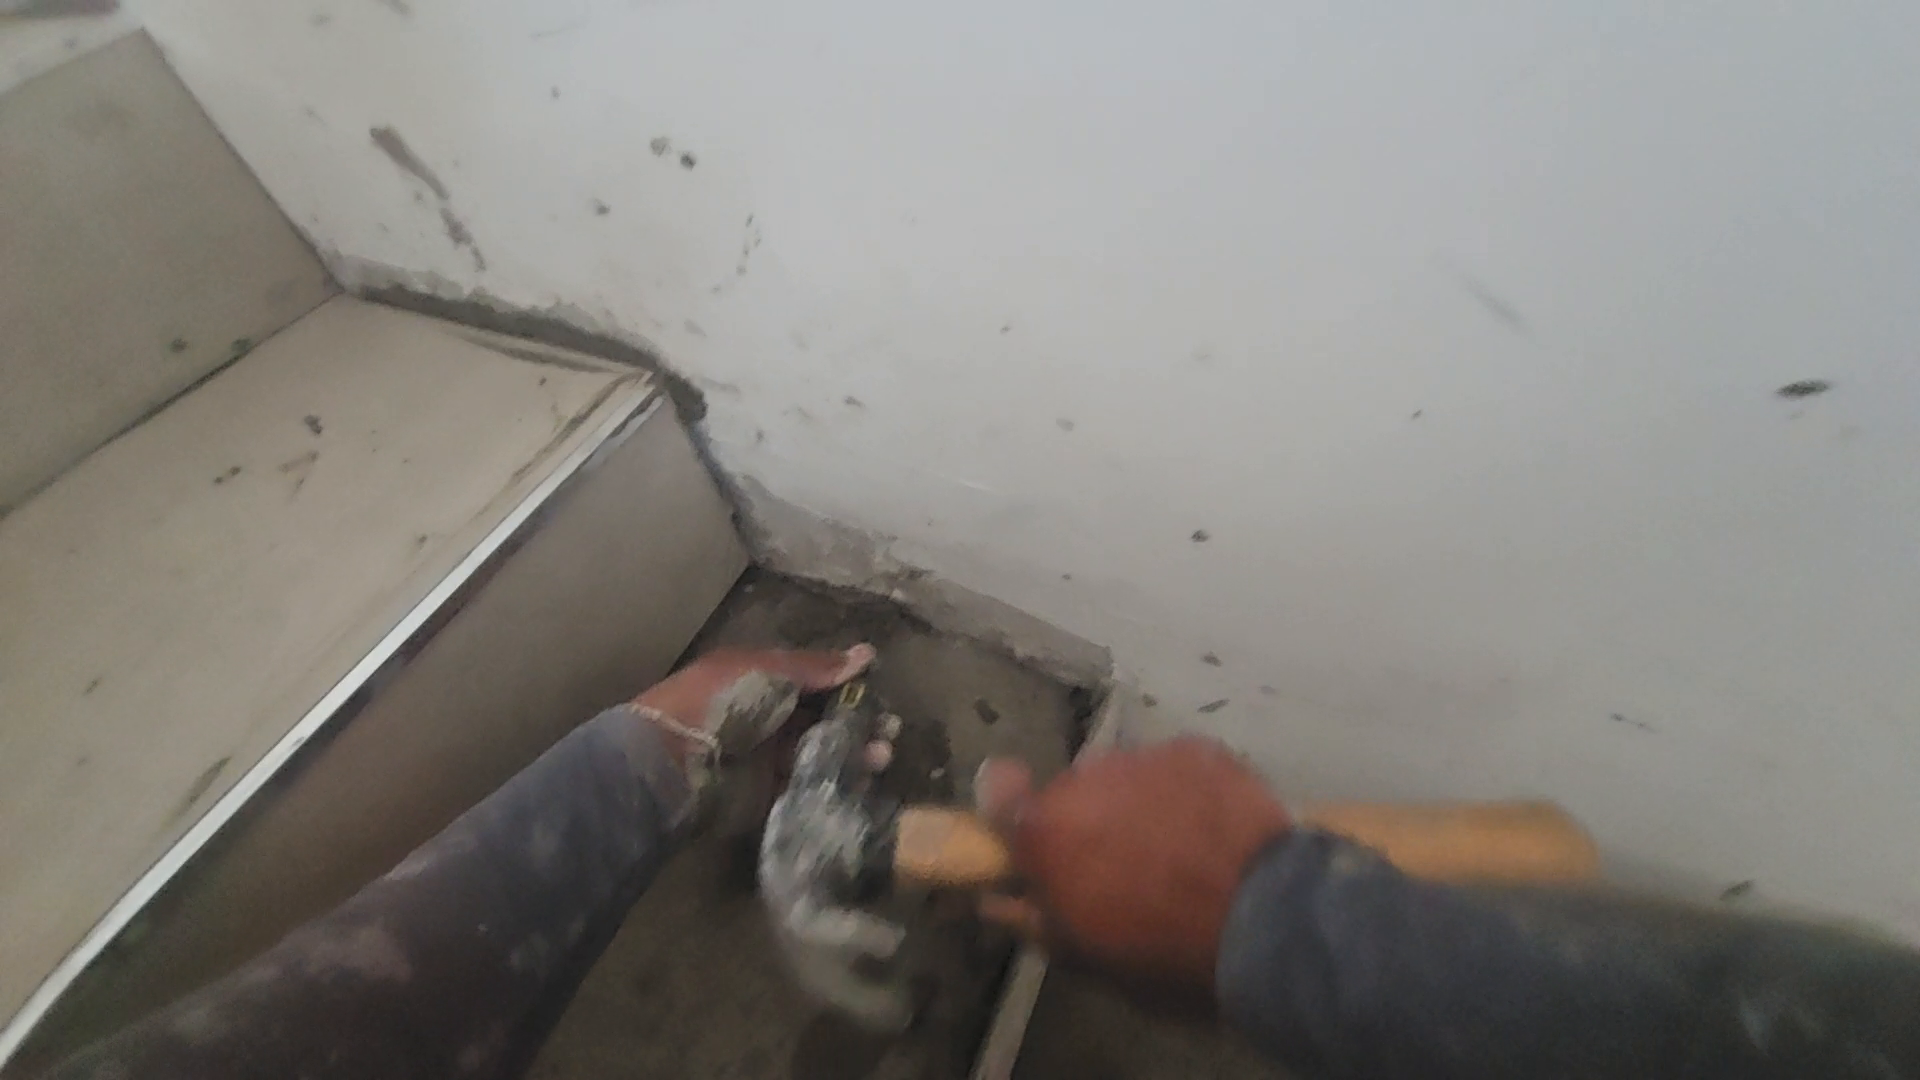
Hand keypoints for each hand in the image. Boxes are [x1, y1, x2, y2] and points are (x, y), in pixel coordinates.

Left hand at [633, 644, 873, 829]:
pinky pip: (809, 784)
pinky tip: (862, 781)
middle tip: (888, 730)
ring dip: (853, 753)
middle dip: (857, 722)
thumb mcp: (769, 671)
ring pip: (822, 752)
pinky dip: (835, 782)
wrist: (674, 762)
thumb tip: (866, 654)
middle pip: (823, 718)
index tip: (879, 692)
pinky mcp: (769, 792)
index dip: (847, 685)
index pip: (815, 679)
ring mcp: (769, 756)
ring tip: (880, 757)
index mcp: (764, 678)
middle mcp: (770, 715)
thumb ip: (816, 667)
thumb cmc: (722, 701)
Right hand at [976, 737, 1290, 1003]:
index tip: (1024, 823)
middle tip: (1124, 863)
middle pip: (1071, 791)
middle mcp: (1084, 778)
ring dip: (1135, 803)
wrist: (1269, 923)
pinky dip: (1183, 791)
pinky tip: (1212, 827)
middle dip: (1087, 821)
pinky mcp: (1193, 748)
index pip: (997, 789)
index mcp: (1047, 829)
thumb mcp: (1089, 957)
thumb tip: (995, 898)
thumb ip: (1033, 918)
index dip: (1006, 802)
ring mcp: (1141, 756)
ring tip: (1178, 847)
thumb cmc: (1166, 952)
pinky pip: (1173, 767)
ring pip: (1123, 777)